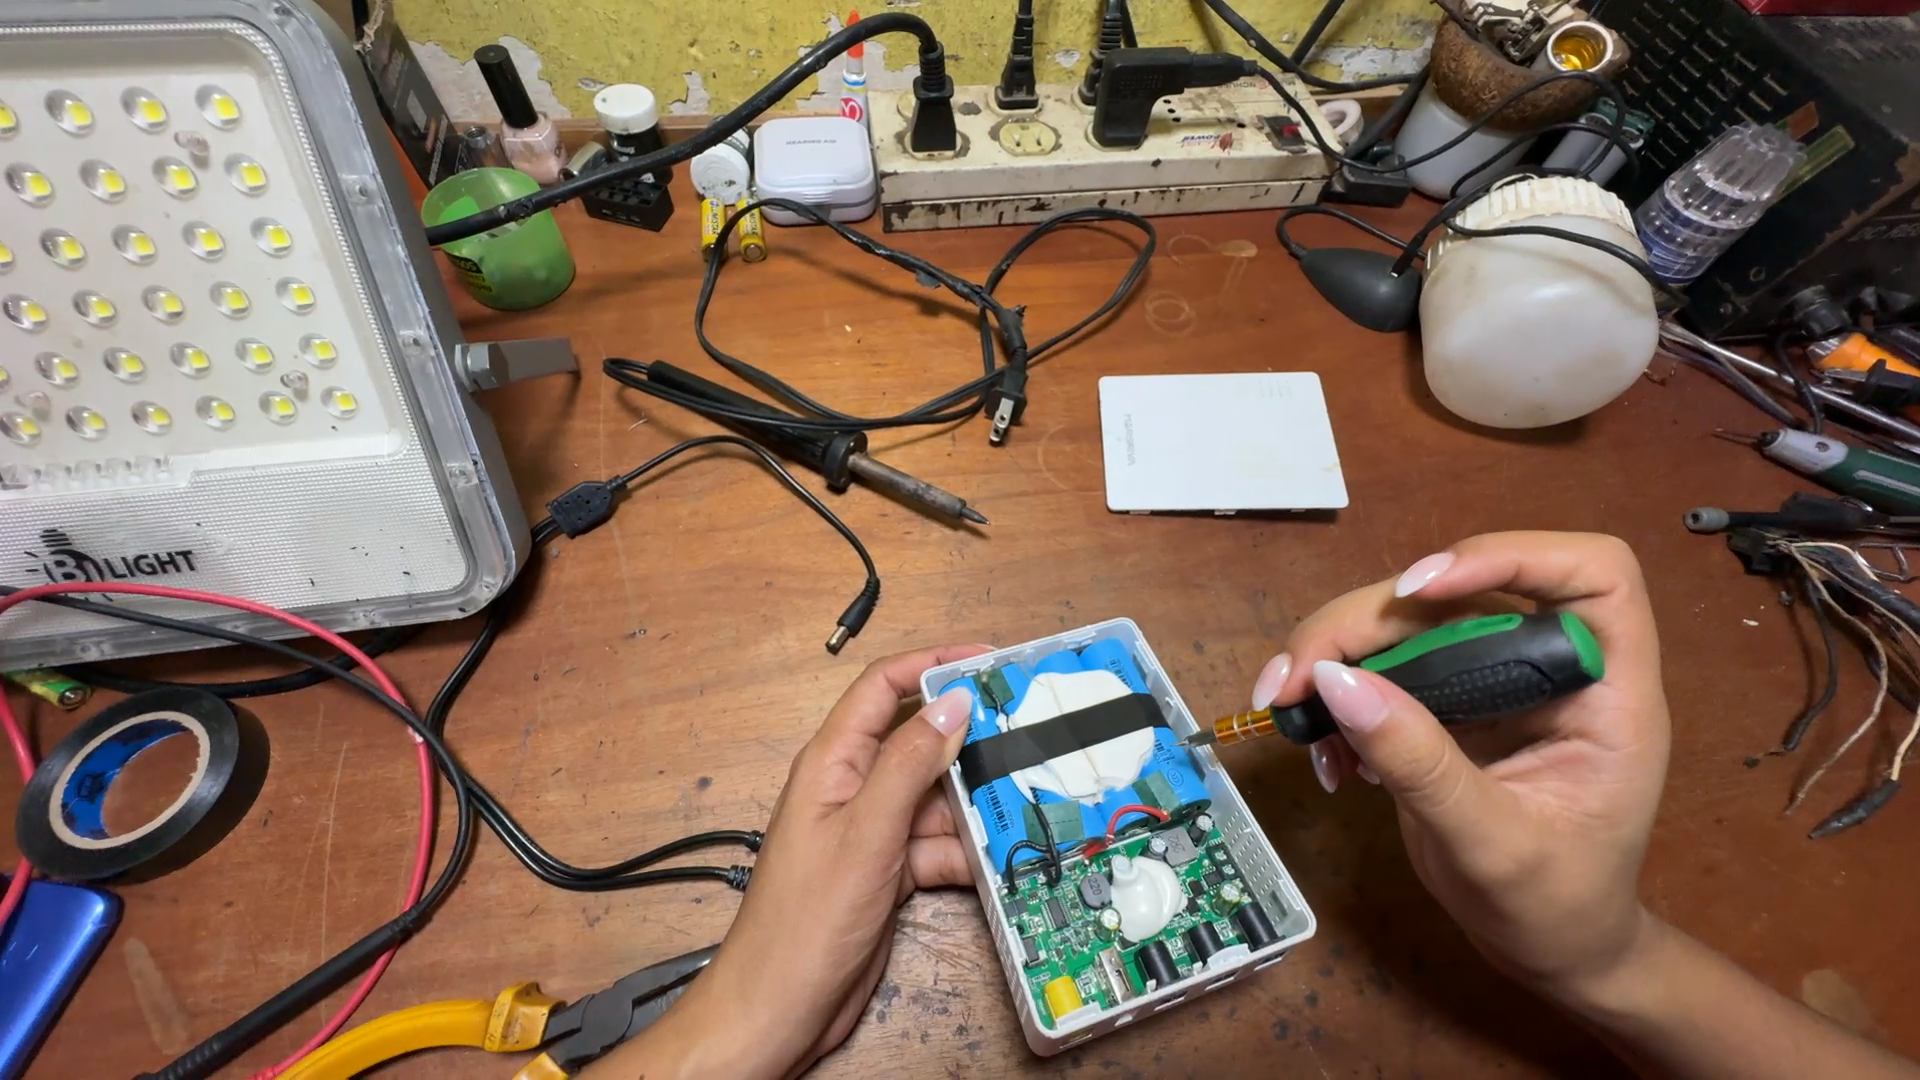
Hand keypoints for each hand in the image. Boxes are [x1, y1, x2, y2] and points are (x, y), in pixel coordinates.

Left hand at [597, 645, 984, 1079]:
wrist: (782, 1012)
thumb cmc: (808, 918)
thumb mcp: (864, 834)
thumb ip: (909, 765)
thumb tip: (952, 701)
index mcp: (835, 759)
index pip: (884, 687)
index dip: (932, 662)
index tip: (986, 660)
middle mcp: (857, 783)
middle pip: (919, 739)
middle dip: (968, 736)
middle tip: (1024, 732)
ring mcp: (876, 825)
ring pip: (936, 793)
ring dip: (974, 801)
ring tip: (1023, 800)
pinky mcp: (892, 864)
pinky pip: (938, 841)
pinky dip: (965, 850)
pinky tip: (996, 860)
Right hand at [1250, 532, 1669, 1001]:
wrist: (1544, 941)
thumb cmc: (1555, 904)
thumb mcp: (1492, 844)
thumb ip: (1420, 763)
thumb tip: (1334, 680)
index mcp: (1599, 688)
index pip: (1585, 572)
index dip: (1507, 555)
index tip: (1418, 590)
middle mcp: (1534, 664)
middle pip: (1442, 596)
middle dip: (1355, 624)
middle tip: (1291, 680)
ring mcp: (1476, 677)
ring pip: (1388, 623)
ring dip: (1322, 655)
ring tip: (1283, 707)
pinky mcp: (1429, 698)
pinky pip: (1364, 665)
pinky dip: (1325, 695)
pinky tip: (1317, 749)